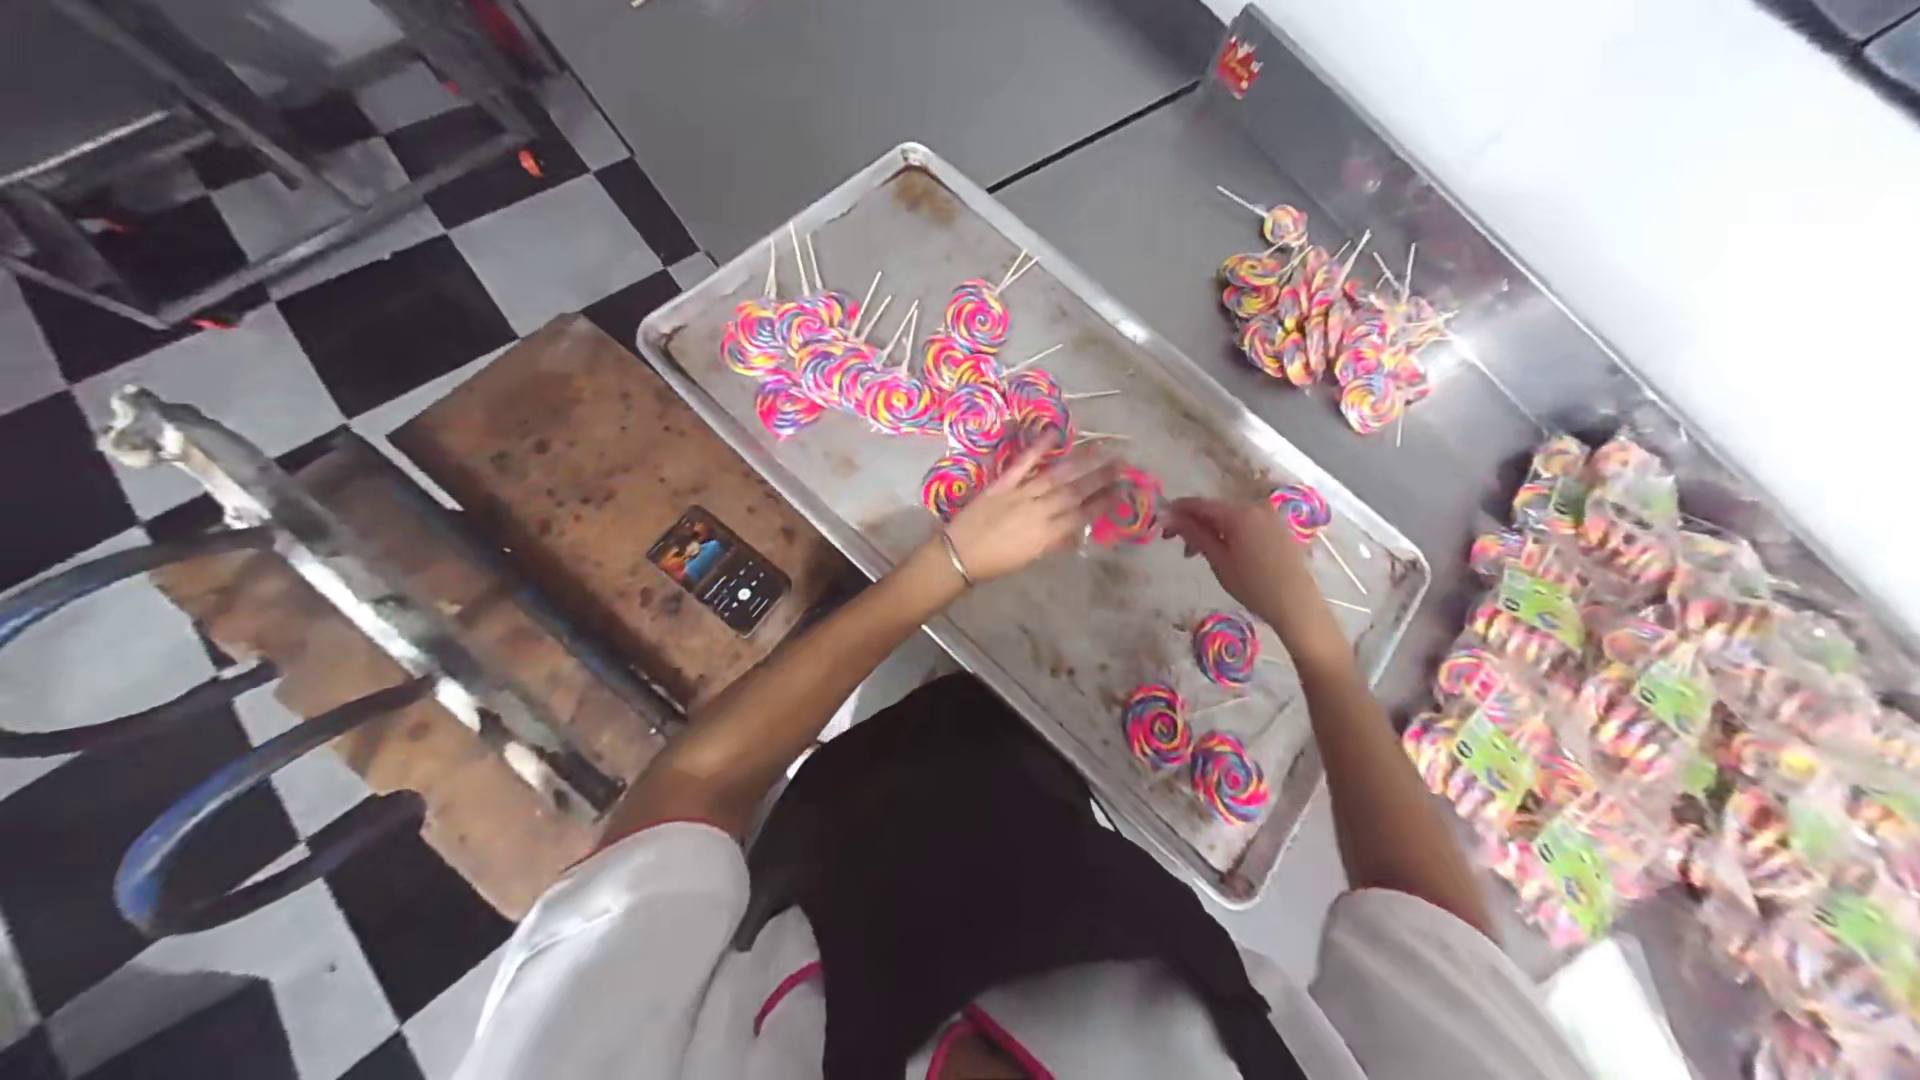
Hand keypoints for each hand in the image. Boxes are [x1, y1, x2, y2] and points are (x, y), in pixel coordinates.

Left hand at [943, 438, 1120, 582]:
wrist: (959, 555)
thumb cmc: (996, 562)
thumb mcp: (1030, 558)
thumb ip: (1054, 542)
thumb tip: (1077, 531)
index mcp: (1047, 534)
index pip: (1083, 515)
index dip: (1104, 502)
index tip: (1122, 490)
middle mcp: (1039, 511)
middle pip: (1075, 491)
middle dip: (1101, 477)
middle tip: (1122, 463)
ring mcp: (1020, 494)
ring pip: (1057, 475)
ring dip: (1082, 460)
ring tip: (1102, 447)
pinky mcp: (1002, 483)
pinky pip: (1023, 463)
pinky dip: (1039, 447)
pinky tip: (1055, 433)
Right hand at [1160, 496, 1345, 661]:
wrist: (1296, 604)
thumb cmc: (1252, 584)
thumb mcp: (1218, 559)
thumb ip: (1194, 534)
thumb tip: (1168, 517)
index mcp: (1239, 513)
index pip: (1200, 503)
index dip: (1177, 511)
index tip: (1160, 523)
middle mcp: (1255, 507)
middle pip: (1215, 509)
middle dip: (1194, 523)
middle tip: (1178, 545)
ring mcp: (1269, 517)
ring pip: (1230, 517)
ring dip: (1210, 530)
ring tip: (1198, 554)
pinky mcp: (1277, 528)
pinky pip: (1245, 523)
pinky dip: (1229, 533)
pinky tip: (1222, 552)